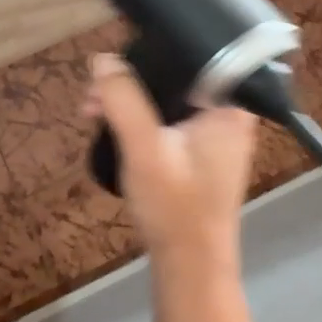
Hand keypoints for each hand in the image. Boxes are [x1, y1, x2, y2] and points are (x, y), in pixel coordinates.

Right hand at [85, 52, 256, 270]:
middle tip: (92, 97)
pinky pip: (165, 118)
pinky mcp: (200, 151)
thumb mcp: (144, 148)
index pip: (188, 55)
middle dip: (127, 82)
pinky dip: (138, 119)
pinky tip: (110, 125)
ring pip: (164, 97)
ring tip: (92, 110)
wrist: (188, 267)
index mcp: (229, 105)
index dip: (145, 54)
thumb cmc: (175, 207)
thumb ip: (123, 99)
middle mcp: (227, 113)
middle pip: (171, 75)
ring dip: (127, 101)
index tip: (110, 69)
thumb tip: (102, 60)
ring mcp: (214, 134)